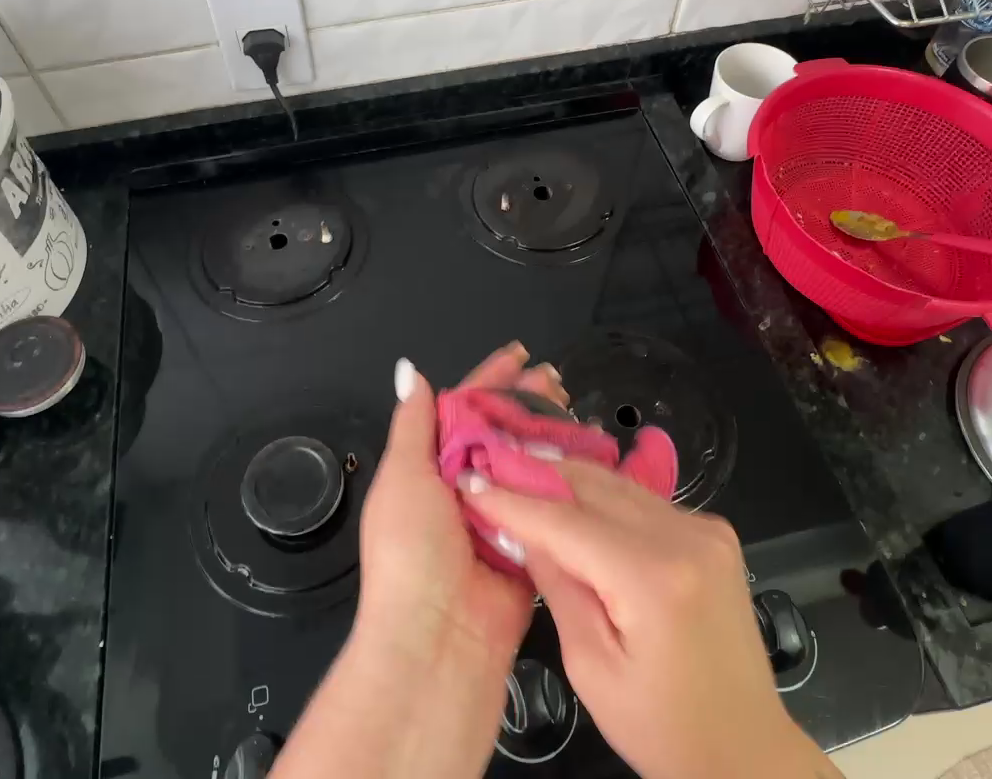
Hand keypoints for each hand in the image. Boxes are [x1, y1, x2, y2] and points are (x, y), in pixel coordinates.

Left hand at [273, 344, 566, 778]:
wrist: (438, 637)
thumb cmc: (410, 550)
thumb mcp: (402, 477)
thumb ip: (412, 422)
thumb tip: (408, 370)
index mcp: (428, 466)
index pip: (461, 408)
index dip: (488, 379)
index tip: (518, 355)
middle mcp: (464, 485)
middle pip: (500, 430)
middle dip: (527, 401)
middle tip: (557, 378)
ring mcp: (499, 513)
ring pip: (528, 461)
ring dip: (550, 433)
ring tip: (575, 404)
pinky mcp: (529, 540)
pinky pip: (549, 500)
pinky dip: (566, 477)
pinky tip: (589, 452)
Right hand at [465, 460, 834, 778]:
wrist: (745, 749)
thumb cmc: (661, 726)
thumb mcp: (591, 667)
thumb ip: (557, 585)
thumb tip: (521, 529)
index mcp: (654, 577)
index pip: (565, 521)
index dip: (512, 499)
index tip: (468, 478)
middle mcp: (686, 536)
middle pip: (593, 486)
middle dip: (535, 471)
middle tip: (486, 460)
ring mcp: (706, 528)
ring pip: (618, 484)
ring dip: (566, 476)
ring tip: (516, 466)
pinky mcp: (713, 531)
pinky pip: (642, 500)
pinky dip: (601, 494)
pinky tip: (567, 492)